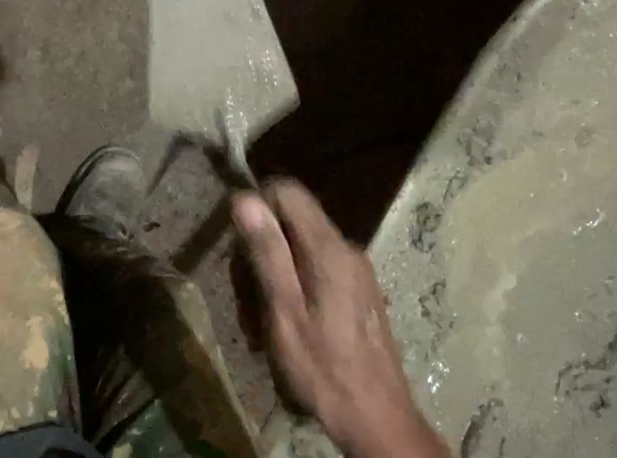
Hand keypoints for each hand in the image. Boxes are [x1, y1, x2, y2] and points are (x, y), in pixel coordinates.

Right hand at [232, 180, 447, 457]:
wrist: (378, 423)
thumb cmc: (324, 368)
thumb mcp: (284, 310)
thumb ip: (267, 251)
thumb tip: (244, 197)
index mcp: (328, 249)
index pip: (286, 192)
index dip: (256, 206)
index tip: (238, 244)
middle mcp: (345, 250)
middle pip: (287, 223)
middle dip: (256, 253)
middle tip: (243, 299)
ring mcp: (353, 272)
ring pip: (295, 250)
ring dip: (268, 278)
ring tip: (257, 323)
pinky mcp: (355, 293)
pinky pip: (311, 272)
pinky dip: (288, 290)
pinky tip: (280, 326)